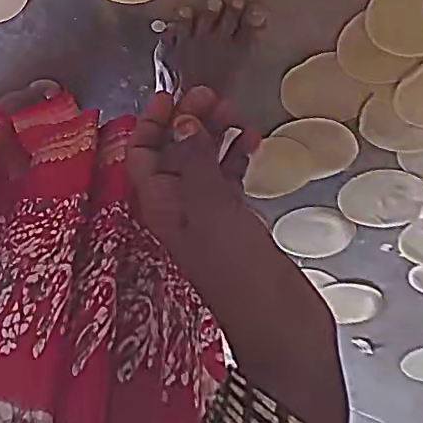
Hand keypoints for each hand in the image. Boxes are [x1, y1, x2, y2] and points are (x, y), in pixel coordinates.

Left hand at [126, 86, 257, 276]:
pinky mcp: (236, 218)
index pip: (142, 153)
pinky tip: (253, 140)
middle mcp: (180, 204)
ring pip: (204, 161)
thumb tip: (183, 122)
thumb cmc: (237, 268)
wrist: (280, 326)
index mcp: (161, 203)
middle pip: (175, 151)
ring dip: (216, 134)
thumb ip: (195, 162)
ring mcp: (209, 212)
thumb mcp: (211, 208)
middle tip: (214, 98)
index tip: (172, 96)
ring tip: (236, 113)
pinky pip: (229, 177)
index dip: (152, 123)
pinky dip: (238, 155)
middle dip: (190, 121)